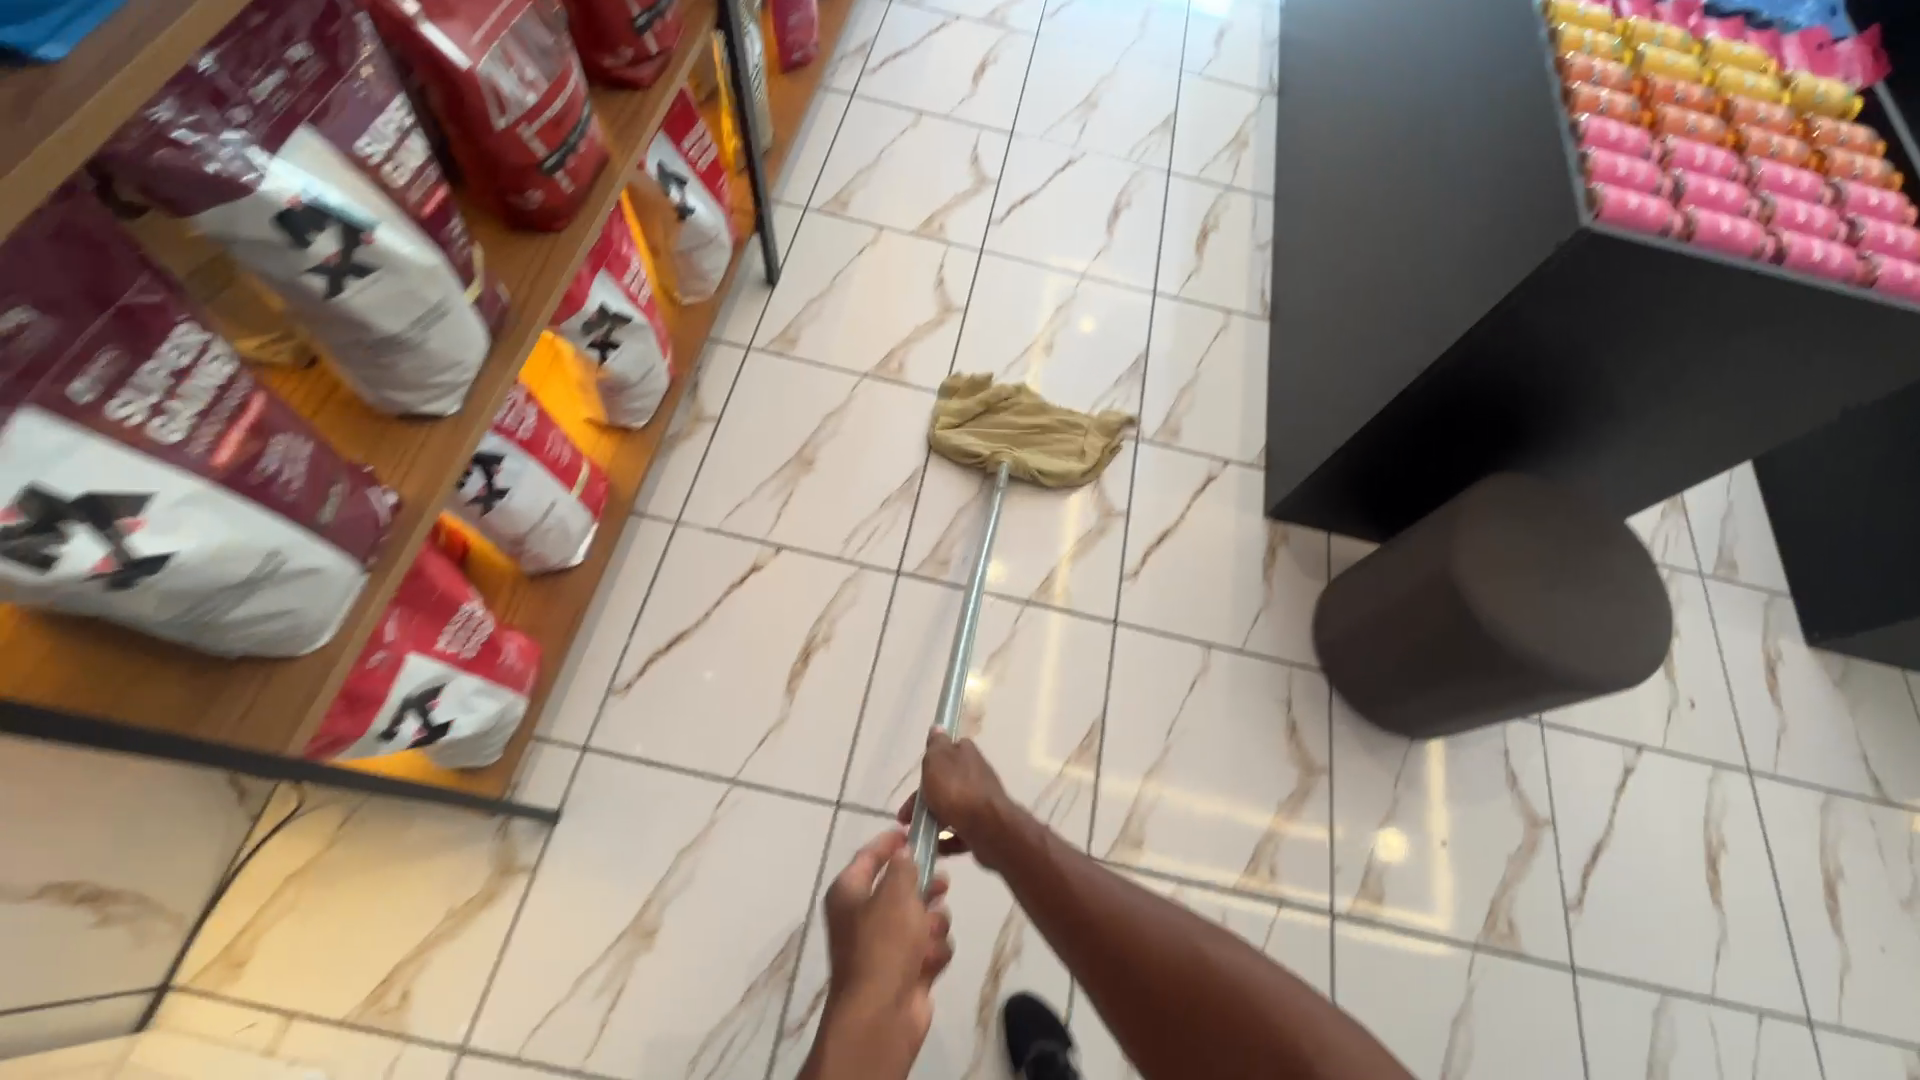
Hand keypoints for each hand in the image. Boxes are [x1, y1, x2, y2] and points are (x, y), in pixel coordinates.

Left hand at [812, 829, 953, 1078]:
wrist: (882, 1013)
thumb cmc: (883, 943)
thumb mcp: (895, 892)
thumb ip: (904, 866)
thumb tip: (904, 852)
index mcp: (849, 893)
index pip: (868, 857)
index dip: (890, 842)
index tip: (913, 830)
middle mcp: (863, 917)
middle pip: (900, 889)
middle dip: (924, 887)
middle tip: (943, 882)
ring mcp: (885, 947)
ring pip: (921, 918)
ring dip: (933, 923)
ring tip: (932, 932)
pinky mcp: (905, 971)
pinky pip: (929, 948)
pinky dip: (933, 952)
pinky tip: (930, 960)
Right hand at [896, 730, 1017, 869]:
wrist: (987, 829)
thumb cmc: (956, 790)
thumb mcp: (937, 760)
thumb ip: (936, 745)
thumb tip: (939, 727)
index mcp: (966, 755)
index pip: (947, 752)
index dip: (929, 766)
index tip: (915, 781)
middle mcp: (976, 775)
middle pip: (945, 785)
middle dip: (924, 800)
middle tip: (905, 817)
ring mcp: (981, 803)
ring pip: (951, 809)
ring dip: (932, 821)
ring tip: (914, 835)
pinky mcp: (983, 828)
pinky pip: (959, 832)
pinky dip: (945, 840)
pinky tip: (933, 847)